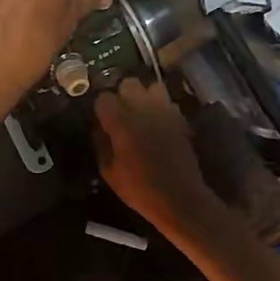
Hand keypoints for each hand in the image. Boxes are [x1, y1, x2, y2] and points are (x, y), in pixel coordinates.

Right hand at [94, 78, 219, 227]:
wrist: (178, 197)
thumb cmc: (139, 189)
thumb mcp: (109, 172)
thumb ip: (101, 144)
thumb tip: (99, 129)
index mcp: (121, 121)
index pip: (104, 98)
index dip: (101, 108)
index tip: (102, 121)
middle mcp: (143, 109)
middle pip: (129, 83)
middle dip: (122, 95)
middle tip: (121, 114)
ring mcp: (165, 111)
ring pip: (152, 87)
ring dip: (144, 96)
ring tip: (142, 114)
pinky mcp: (180, 118)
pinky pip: (168, 102)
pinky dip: (161, 108)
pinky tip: (158, 124)